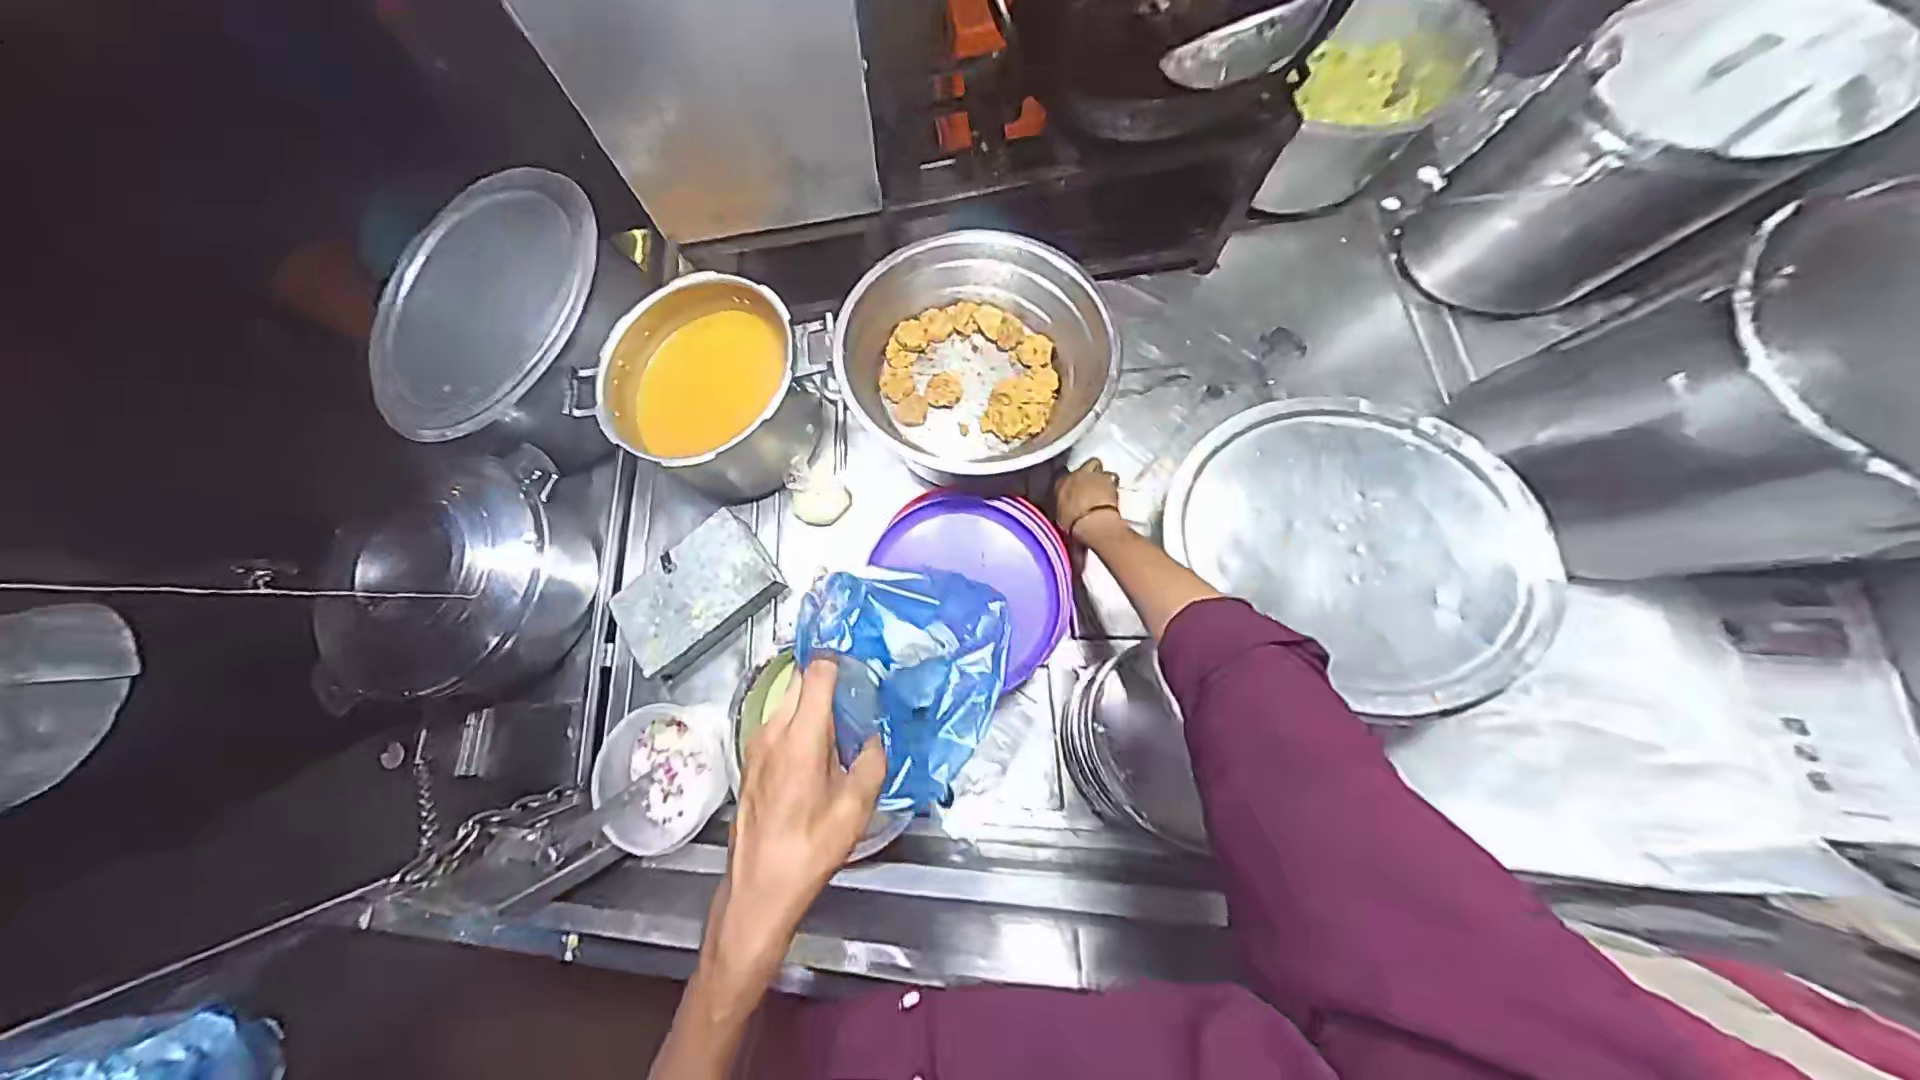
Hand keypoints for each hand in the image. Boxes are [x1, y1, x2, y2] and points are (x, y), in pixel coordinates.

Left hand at [714, 658, 884, 981]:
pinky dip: (800, 725)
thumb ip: (872, 761)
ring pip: (788, 702)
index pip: (817, 672)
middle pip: (801, 681)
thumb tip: (870, 741)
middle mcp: (772, 731)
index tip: (859, 662)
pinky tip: (819, 754)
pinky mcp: (752, 761)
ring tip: (841, 730)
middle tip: (857, 698)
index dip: (839, 660)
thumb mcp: (856, 806)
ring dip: (814, 705)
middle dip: (829, 682)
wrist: (759, 887)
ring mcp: (757, 745)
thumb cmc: (808, 848)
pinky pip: (779, 724)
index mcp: (800, 735)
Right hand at [1055, 458, 1123, 540]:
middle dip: (1090, 471)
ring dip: (1101, 475)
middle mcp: (1077, 474)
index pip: (1065, 479)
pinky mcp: (1110, 480)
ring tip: (1104, 487)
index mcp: (1062, 484)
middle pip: (1086, 465)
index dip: (1073, 485)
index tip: (1076, 492)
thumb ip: (1066, 506)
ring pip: (1099, 466)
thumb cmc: (1072, 522)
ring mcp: (1095, 475)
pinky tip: (1113, 492)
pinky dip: (1112, 483)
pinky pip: (1112, 477)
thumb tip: (1070, 509)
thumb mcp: (1062, 516)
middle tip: (1092, 484)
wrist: (1092, 521)